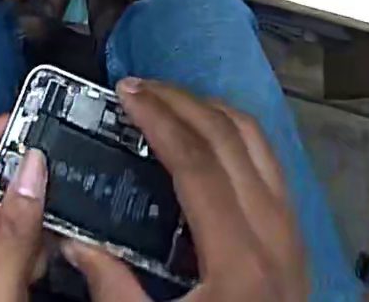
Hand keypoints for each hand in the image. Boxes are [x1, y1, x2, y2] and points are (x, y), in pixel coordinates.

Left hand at [0, 115, 49, 301]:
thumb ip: (12, 233)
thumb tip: (34, 165)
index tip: (29, 115)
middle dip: (30, 180)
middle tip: (66, 170)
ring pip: (16, 217)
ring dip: (43, 214)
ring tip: (67, 221)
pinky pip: (27, 246)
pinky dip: (48, 240)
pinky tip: (63, 244)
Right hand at [60, 79, 307, 301]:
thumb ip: (114, 290)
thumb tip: (73, 240)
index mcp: (241, 261)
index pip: (196, 163)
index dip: (158, 118)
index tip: (126, 92)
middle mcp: (274, 230)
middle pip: (226, 136)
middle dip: (178, 100)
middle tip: (136, 87)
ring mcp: (291, 226)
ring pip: (252, 136)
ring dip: (206, 107)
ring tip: (165, 99)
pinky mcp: (294, 229)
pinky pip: (265, 155)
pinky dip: (231, 127)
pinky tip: (203, 129)